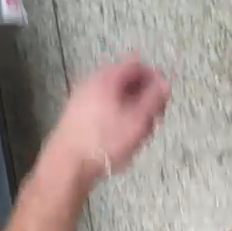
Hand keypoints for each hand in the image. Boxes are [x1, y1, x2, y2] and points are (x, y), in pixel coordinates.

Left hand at [45, 56, 170, 181]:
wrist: (66, 167)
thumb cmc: (105, 141)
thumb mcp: (138, 120)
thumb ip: (154, 98)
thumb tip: (165, 83)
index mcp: (107, 78)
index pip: (136, 64)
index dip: (154, 77)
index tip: (163, 97)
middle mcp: (91, 83)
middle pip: (126, 80)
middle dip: (144, 96)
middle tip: (154, 118)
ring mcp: (81, 99)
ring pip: (115, 96)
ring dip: (132, 109)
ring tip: (139, 132)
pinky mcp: (76, 115)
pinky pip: (104, 107)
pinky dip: (117, 117)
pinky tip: (120, 138)